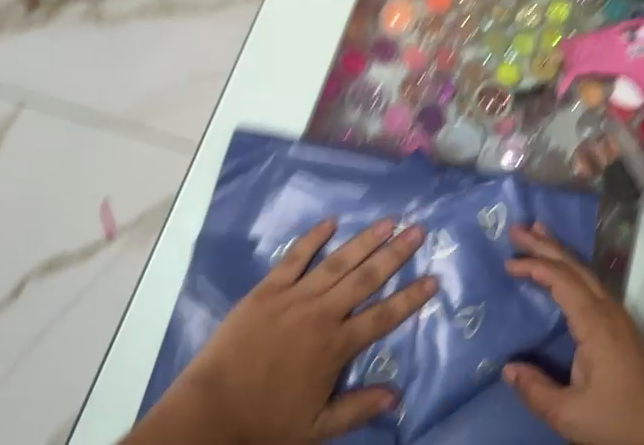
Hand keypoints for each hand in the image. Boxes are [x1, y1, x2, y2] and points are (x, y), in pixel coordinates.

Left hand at [129, 217, 437, 444]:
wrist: (209, 415)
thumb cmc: (264, 424)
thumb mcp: (316, 428)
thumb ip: (357, 409)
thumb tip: (396, 396)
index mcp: (336, 347)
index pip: (383, 317)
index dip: (410, 298)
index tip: (434, 278)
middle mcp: (321, 315)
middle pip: (366, 278)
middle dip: (395, 254)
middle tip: (418, 230)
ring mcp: (293, 298)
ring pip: (337, 262)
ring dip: (364, 240)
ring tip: (388, 220)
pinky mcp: (267, 291)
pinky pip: (294, 259)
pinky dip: (312, 239)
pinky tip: (330, 222)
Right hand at [502, 223, 643, 444]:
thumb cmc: (619, 419)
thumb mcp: (571, 414)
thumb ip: (537, 391)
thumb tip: (508, 368)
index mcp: (595, 323)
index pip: (562, 280)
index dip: (535, 266)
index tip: (509, 261)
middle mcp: (608, 309)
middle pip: (574, 266)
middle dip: (545, 245)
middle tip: (517, 229)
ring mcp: (617, 314)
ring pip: (585, 272)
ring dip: (559, 252)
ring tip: (537, 234)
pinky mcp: (619, 324)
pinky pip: (591, 284)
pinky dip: (570, 269)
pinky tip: (562, 271)